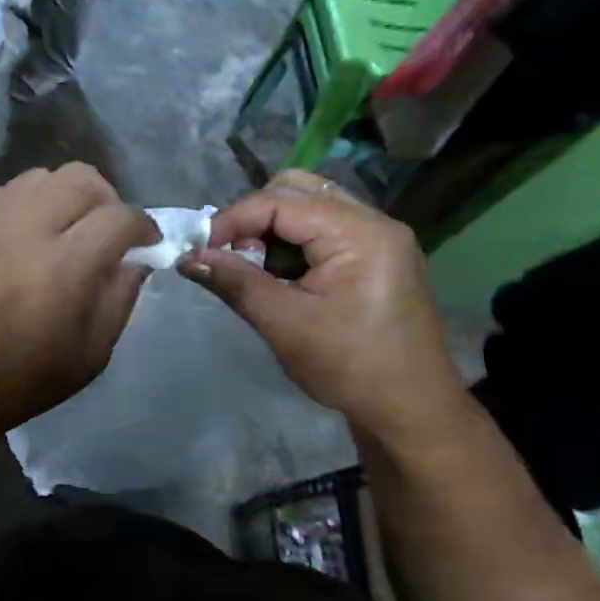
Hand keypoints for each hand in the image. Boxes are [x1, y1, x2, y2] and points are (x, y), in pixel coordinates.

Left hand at [0, 163, 155, 443]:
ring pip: (41, 177)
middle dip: (107, 200)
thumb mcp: (93, 352)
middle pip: (81, 179)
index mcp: (61, 271)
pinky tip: (23, 240)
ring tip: (63, 231)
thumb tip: (138, 256)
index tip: (146, 243)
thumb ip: (122, 296)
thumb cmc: (27, 379)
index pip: (119, 218)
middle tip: (105, 231)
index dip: (143, 227)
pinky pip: (4, 194)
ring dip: (64, 198)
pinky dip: (26, 207)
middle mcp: (22, 233)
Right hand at [181, 170, 468, 435]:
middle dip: (255, 217)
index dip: (233, 219)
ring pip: (312, 206)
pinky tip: (283, 277)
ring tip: (256, 270)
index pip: (281, 201)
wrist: (411, 410)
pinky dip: (296, 244)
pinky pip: (328, 229)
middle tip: (232, 256)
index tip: (199, 248)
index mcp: (359, 233)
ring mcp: (382, 237)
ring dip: (274, 230)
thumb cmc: (349, 368)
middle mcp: (375, 222)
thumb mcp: (285, 325)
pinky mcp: (380, 256)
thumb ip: (235, 282)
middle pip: (299, 190)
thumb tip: (188, 257)